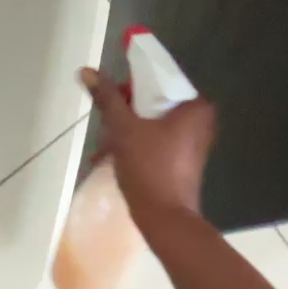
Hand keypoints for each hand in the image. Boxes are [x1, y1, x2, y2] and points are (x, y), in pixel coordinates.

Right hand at [80, 67, 216, 224]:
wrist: (164, 218)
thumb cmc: (148, 168)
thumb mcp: (124, 130)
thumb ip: (107, 99)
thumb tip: (87, 71)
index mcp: (195, 106)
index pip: (159, 82)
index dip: (130, 89)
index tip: (111, 104)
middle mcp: (200, 122)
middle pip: (154, 106)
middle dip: (125, 117)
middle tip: (106, 130)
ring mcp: (193, 145)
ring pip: (153, 127)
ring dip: (127, 135)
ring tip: (106, 149)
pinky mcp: (183, 164)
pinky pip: (156, 145)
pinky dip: (137, 149)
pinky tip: (116, 160)